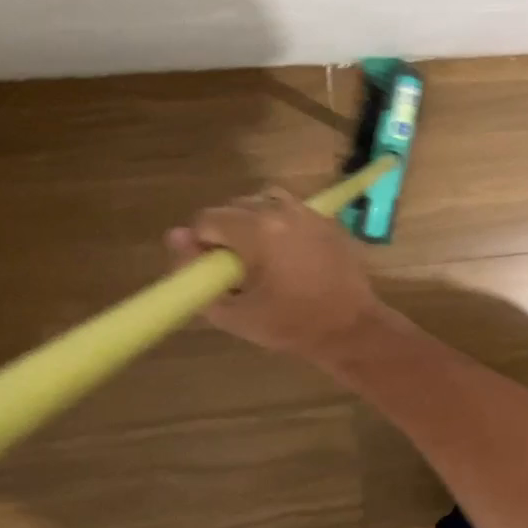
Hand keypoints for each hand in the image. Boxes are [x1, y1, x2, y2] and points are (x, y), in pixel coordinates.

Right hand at [166, 188, 389, 363]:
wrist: (351, 327)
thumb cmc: (290, 325)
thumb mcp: (232, 311)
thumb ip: (196, 272)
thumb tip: (175, 238)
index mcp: (257, 229)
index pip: (208, 218)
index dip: (200, 243)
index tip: (211, 270)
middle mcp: (283, 210)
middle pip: (235, 205)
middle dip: (226, 231)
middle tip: (233, 267)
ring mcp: (309, 212)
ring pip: (264, 200)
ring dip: (252, 221)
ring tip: (257, 255)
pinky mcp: (328, 221)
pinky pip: (292, 209)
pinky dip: (279, 223)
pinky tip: (285, 254)